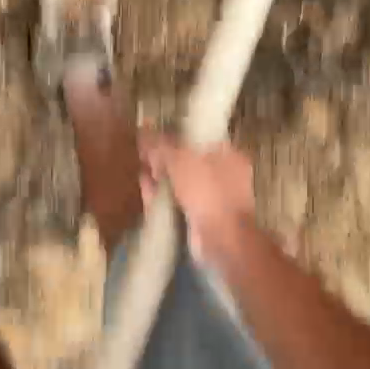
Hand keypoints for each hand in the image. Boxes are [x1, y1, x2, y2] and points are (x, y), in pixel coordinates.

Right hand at [139, 136, 254, 264]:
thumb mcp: (179, 158)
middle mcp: (223, 175)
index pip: (199, 138)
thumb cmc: (206, 190)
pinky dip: (161, 195)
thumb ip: (159, 144)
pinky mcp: (199, 218)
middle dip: (164, 157)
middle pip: (187, 160)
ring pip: (180, 182)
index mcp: (228, 155)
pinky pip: (176, 201)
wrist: (221, 239)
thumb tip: (143, 129)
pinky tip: (145, 187)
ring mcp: (212, 198)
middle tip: (144, 153)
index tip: (154, 135)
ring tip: (141, 168)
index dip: (175, 134)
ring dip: (160, 176)